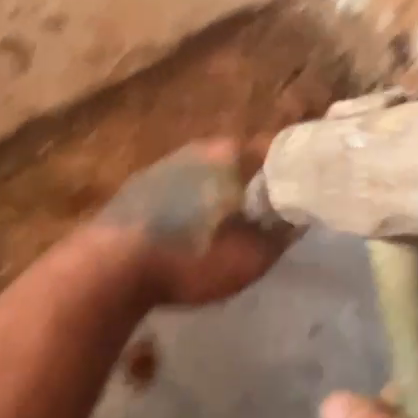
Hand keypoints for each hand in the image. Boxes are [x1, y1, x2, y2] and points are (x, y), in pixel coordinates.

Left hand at [95, 140, 286, 305]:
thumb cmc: (191, 256)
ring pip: (211, 175)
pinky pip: (184, 191)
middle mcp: (199, 149)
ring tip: (238, 227)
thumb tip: (303, 215)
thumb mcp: (252, 256)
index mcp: (232, 153)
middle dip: (260, 184)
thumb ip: (282, 233)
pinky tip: (196, 233)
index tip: (310, 192)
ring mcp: (165, 166)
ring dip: (226, 196)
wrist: (107, 268)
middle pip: (243, 161)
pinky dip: (197, 206)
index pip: (278, 150)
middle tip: (276, 214)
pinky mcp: (139, 189)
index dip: (297, 172)